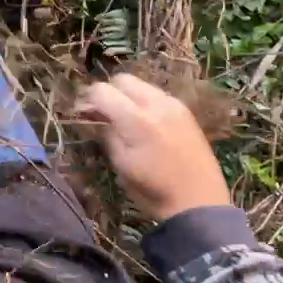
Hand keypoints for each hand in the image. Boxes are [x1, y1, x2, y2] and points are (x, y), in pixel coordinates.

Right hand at [78, 73, 231, 221]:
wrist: (199, 203)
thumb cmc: (153, 190)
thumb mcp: (121, 164)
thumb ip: (107, 133)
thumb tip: (95, 116)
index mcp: (136, 120)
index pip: (102, 91)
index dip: (87, 100)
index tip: (82, 114)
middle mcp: (156, 104)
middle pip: (122, 80)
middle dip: (107, 93)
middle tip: (101, 113)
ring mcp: (174, 106)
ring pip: (141, 85)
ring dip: (126, 96)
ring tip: (123, 119)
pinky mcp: (186, 112)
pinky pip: (157, 95)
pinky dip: (144, 102)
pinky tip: (144, 123)